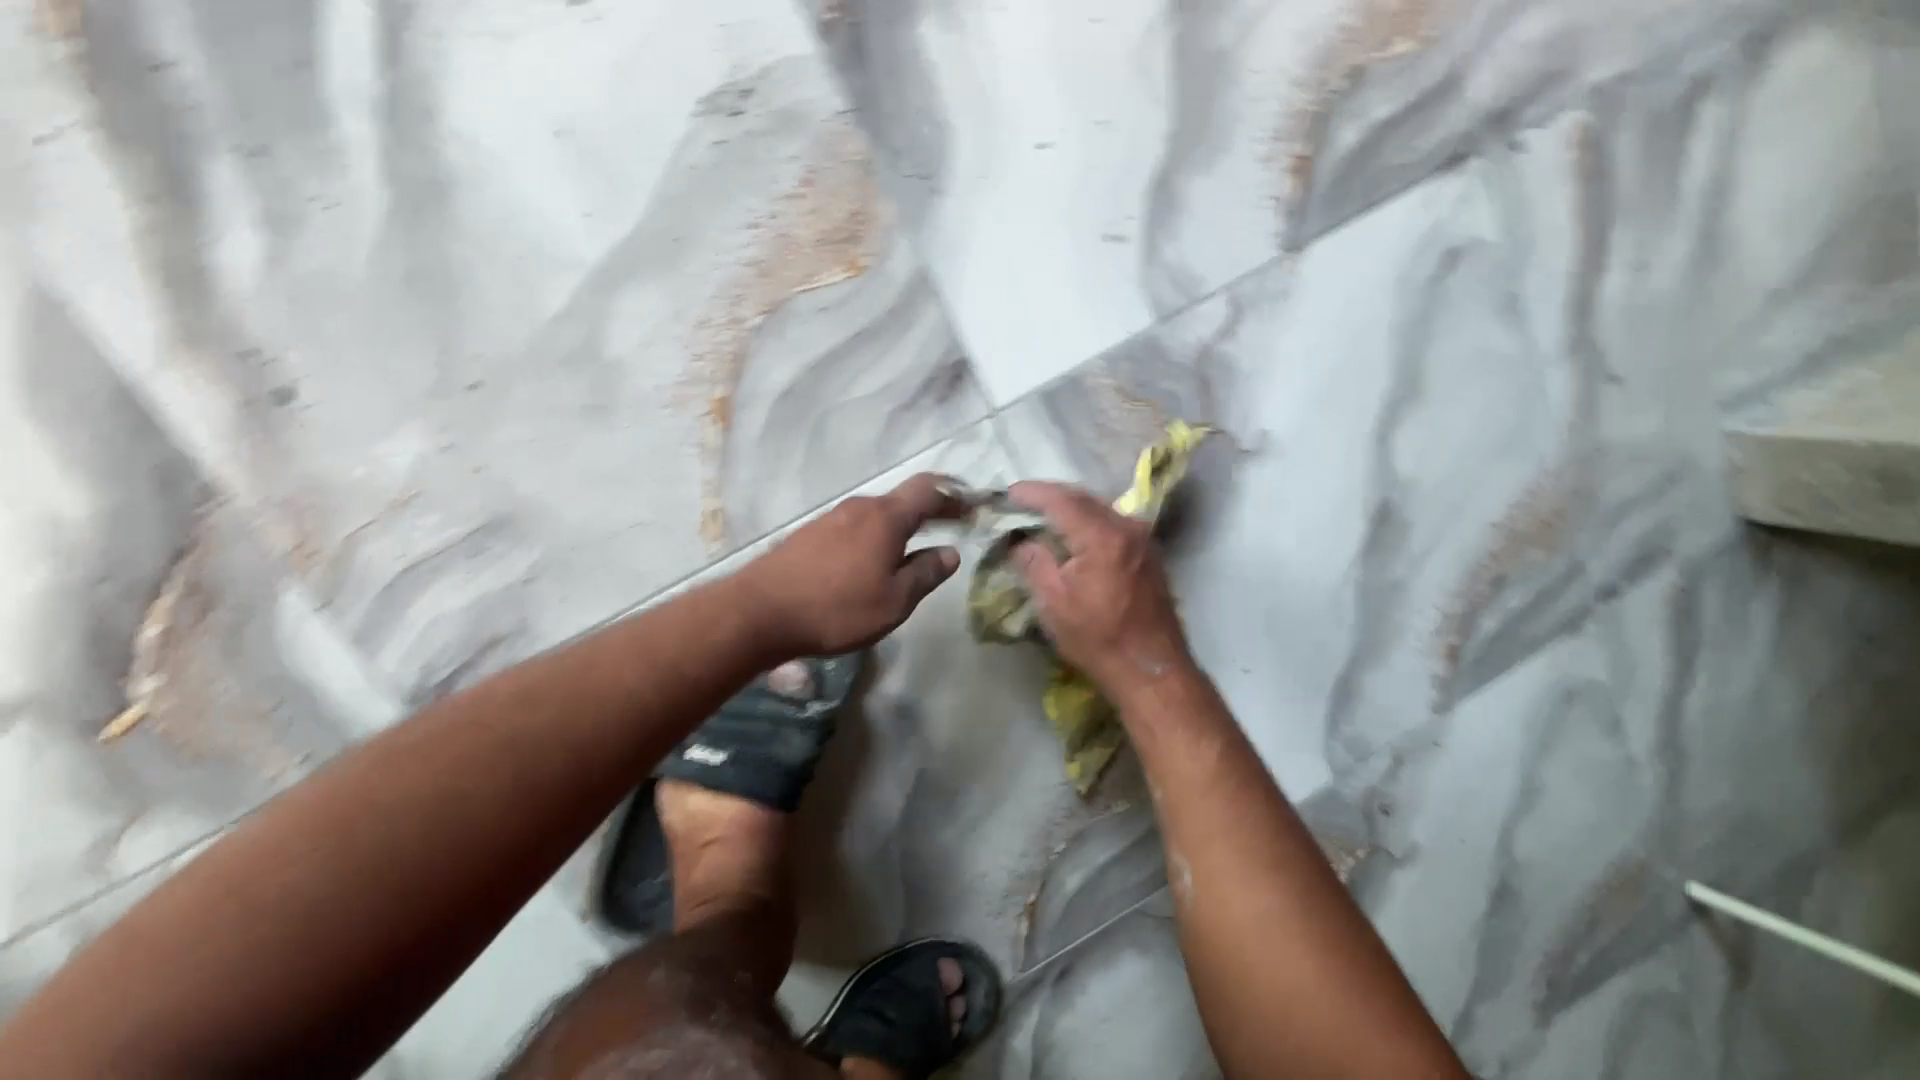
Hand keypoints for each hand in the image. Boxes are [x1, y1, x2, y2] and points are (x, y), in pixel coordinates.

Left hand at [736, 473, 963, 656]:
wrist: (759, 612)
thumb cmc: (837, 608)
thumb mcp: (894, 601)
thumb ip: (926, 574)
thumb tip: (950, 552)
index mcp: (886, 517)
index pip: (930, 490)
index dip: (956, 496)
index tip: (973, 508)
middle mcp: (859, 507)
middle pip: (902, 499)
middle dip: (929, 511)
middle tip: (950, 527)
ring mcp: (830, 518)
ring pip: (876, 515)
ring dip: (899, 527)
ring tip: (911, 551)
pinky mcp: (808, 535)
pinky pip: (853, 528)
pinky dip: (873, 538)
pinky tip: (870, 563)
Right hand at [1007, 480, 1193, 695]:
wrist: (1151, 669)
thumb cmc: (1098, 639)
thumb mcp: (1053, 603)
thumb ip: (1033, 562)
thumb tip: (1020, 541)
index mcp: (1102, 537)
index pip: (1062, 500)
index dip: (1033, 492)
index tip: (1009, 493)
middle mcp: (1127, 528)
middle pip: (1084, 498)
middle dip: (1052, 496)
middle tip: (1022, 502)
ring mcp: (1143, 539)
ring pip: (1101, 509)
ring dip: (1072, 508)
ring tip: (1044, 516)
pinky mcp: (1149, 554)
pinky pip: (1113, 524)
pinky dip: (1089, 522)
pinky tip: (1074, 535)